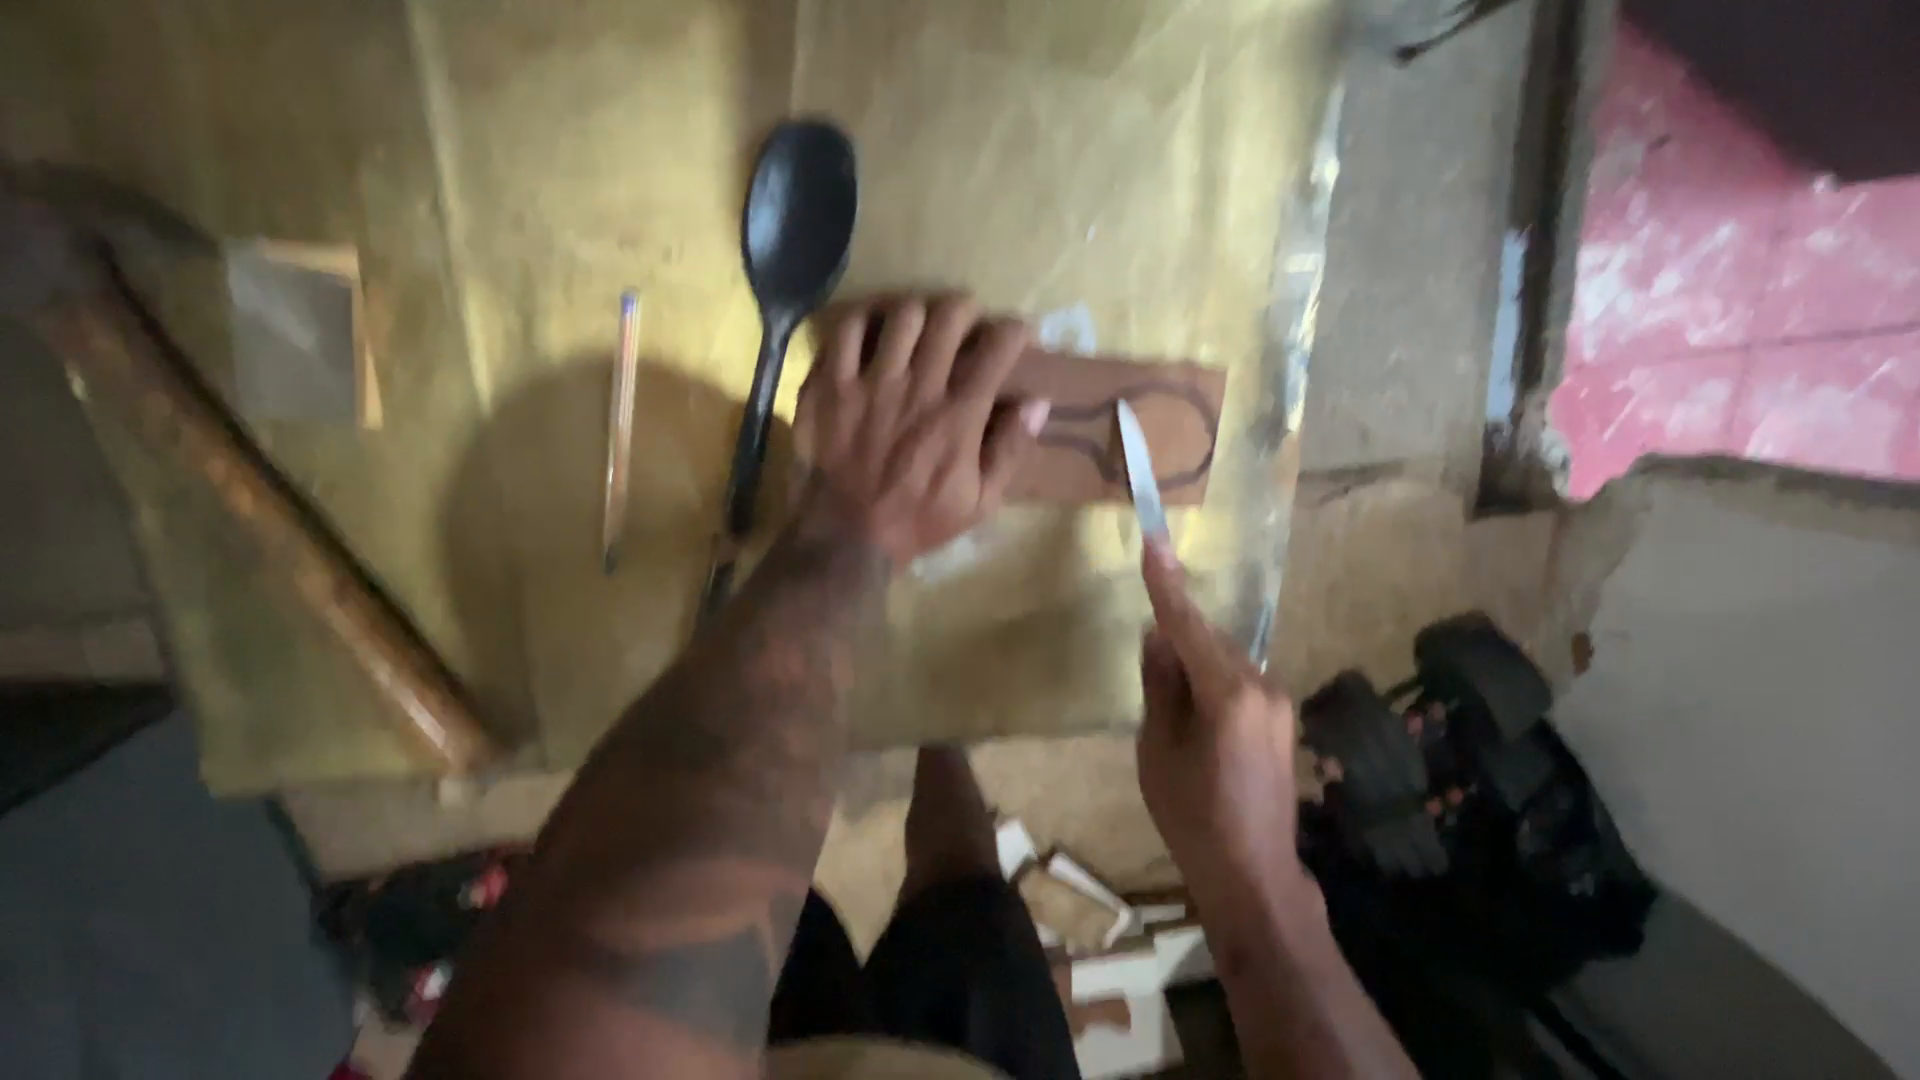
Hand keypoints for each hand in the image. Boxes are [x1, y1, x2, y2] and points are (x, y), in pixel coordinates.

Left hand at [790, 294, 1049, 565]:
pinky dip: (866, 321)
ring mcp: (869, 382)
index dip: (1015, 330)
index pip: (997, 348)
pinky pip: (847, 330)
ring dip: (920, 313)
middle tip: (966, 321)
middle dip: (966, 309)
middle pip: (949, 316)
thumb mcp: (981, 502)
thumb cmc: (919, 521)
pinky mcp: (830, 385)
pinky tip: (874, 330)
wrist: (847, 537)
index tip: (1017, 334)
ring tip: (920, 326)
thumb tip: (1036, 403)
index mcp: (958, 415)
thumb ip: (1010, 450)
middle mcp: (918, 387)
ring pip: (902, 315)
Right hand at [1137, 538, 1312, 909]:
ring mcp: (1278, 704)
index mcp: (1229, 694)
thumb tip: (1157, 637)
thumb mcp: (1157, 751)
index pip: (1189, 626)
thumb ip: (1159, 686)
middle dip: (1176, 637)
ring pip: (1224, 661)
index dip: (1167, 584)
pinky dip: (1210, 683)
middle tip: (1146, 662)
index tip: (1154, 540)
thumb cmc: (1192, 817)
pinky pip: (1237, 682)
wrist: (1254, 874)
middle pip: (1208, 640)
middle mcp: (1262, 687)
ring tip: (1169, 707)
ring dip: (1193, 664)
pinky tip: (1194, 716)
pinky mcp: (1281, 721)